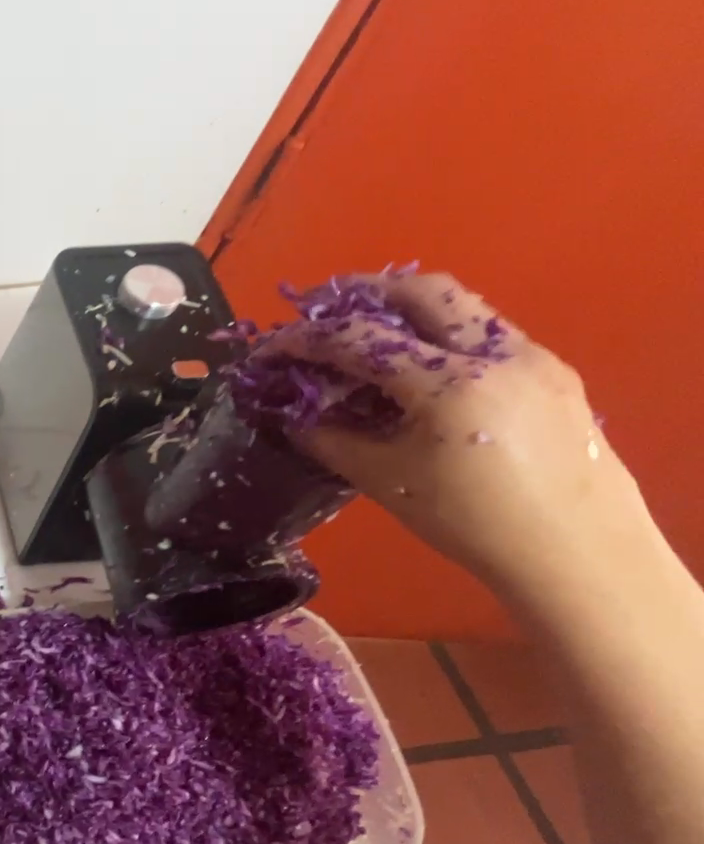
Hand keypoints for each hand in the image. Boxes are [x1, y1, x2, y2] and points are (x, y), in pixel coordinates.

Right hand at [265, 272, 656, 606]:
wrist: (576, 553)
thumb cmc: (468, 521)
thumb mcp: (382, 478)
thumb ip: (330, 436)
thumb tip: (294, 412)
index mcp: (450, 384)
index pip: (360, 339)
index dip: (303, 339)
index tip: (268, 349)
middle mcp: (497, 354)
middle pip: (423, 291)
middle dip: (363, 291)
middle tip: (319, 307)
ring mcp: (532, 358)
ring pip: (459, 307)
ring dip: (402, 309)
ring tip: (361, 334)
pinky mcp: (550, 373)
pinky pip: (482, 335)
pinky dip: (435, 336)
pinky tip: (412, 368)